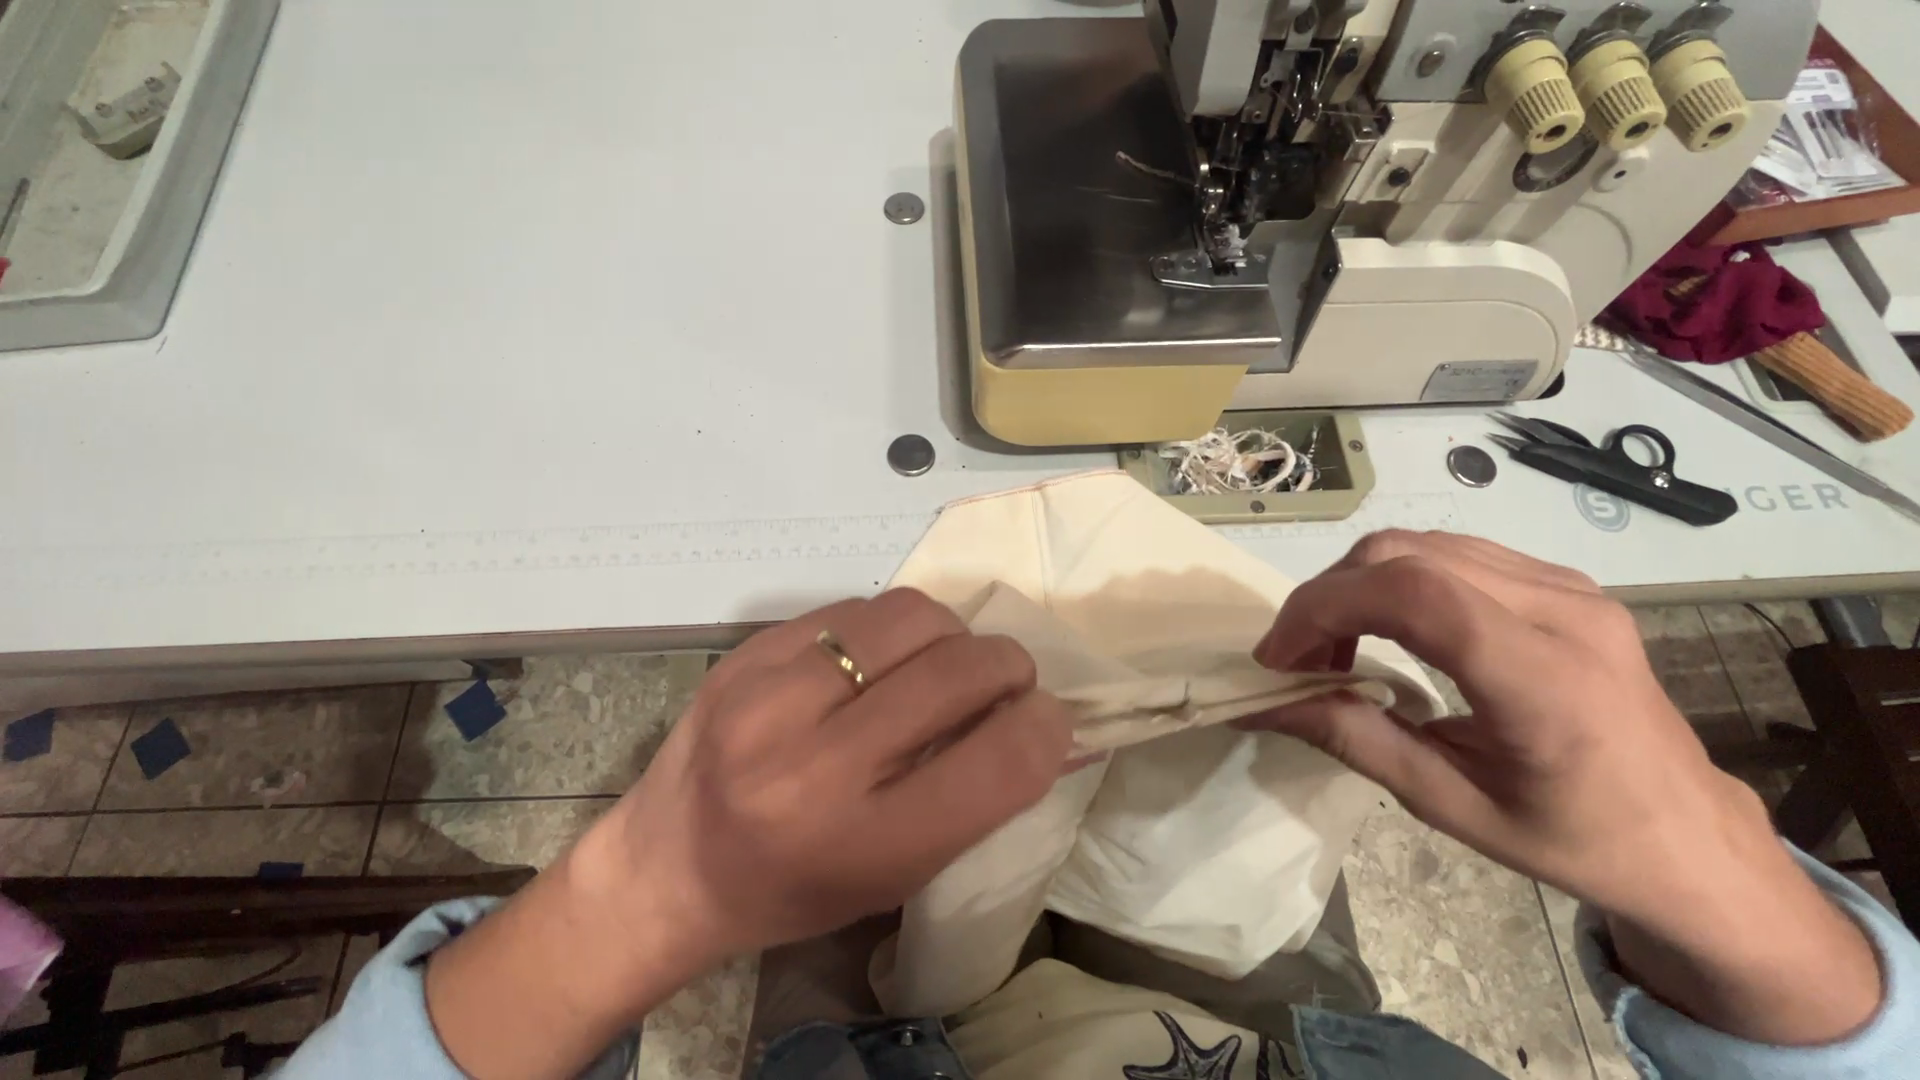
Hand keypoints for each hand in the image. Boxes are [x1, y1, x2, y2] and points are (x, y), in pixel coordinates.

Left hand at [424, 589, 1075, 1078]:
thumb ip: (978, 801)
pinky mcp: (748, 651)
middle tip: (1008, 682)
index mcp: (863, 842)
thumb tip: (1058, 730)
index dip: (1046, 729)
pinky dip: (893, 627)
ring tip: (946, 661)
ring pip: (913, 615)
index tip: (1047, 720)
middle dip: (1009, 668)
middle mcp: (815, 763)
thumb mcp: (893, 875)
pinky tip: (883, 657)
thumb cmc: (792, 890)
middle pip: (960, 671)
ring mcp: (771, 695)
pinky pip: (856, 607)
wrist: (666, 866)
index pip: (998, 762)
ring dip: (954, 634)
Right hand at [1247, 531, 1880, 1044]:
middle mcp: (1564, 612)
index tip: (1278, 658)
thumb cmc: (1572, 839)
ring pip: (1423, 544)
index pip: (1413, 596)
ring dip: (1356, 584)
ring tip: (1333, 645)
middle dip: (1327, 596)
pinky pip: (1454, 554)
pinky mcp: (1566, 584)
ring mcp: (1571, 588)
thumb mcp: (1450, 805)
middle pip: (1407, 555)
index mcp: (1545, 680)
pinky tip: (1385, 628)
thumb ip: (1352, 740)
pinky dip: (1395, 580)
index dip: (1324, 609)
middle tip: (1297, 656)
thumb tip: (1264, 704)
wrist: (1690, 837)